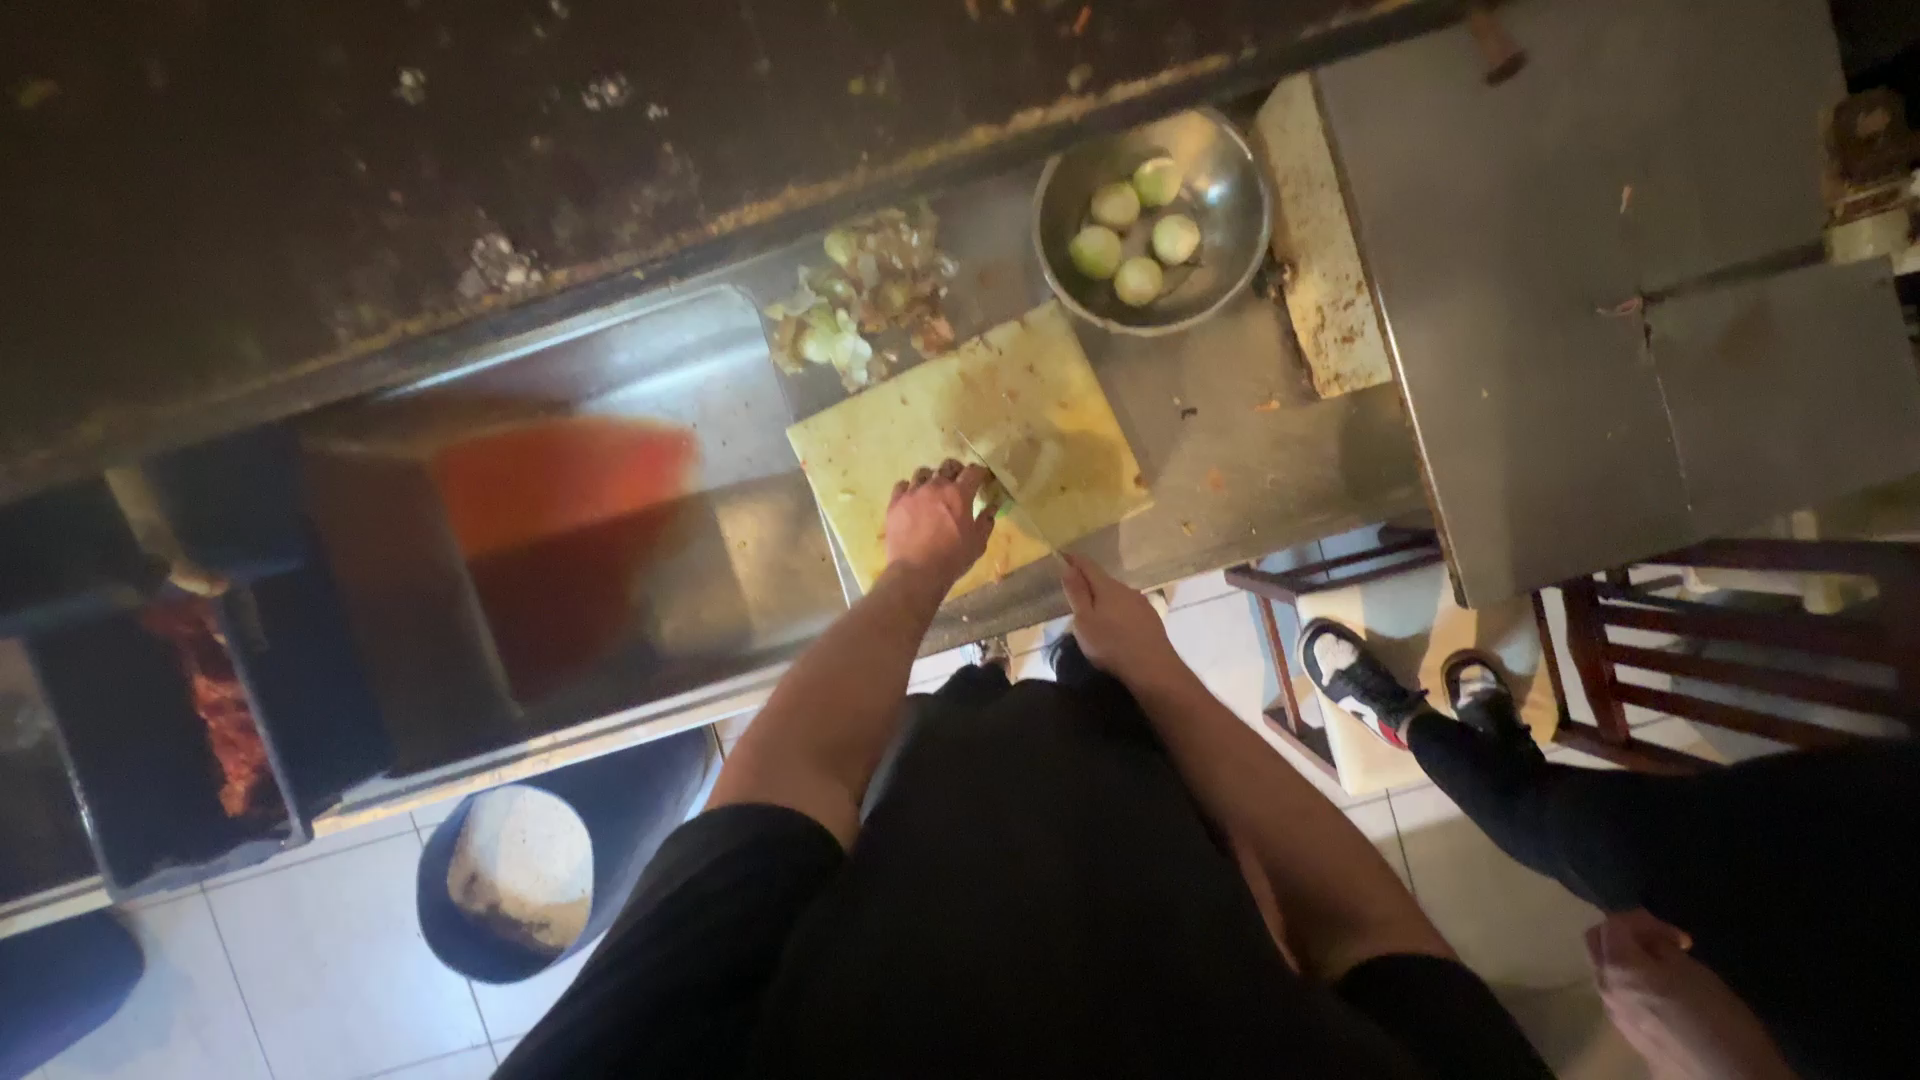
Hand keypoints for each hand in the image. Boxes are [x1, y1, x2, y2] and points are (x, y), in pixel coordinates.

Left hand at [885, 459, 995, 587]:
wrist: (916, 572)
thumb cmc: (952, 559)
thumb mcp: (977, 544)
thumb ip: (986, 522)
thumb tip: (992, 507)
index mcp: (959, 494)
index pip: (973, 471)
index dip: (980, 472)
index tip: (982, 478)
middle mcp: (936, 487)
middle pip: (947, 465)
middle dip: (956, 470)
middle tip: (958, 481)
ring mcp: (913, 493)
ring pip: (923, 472)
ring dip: (931, 477)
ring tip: (932, 489)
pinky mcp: (895, 503)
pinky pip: (902, 485)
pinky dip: (909, 488)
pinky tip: (912, 499)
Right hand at [1059, 553, 1181, 682]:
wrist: (1153, 667)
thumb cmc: (1111, 644)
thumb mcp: (1084, 621)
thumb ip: (1076, 593)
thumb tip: (1068, 568)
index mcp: (1107, 587)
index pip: (1087, 565)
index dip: (1073, 559)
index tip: (1063, 556)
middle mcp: (1126, 589)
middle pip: (1103, 580)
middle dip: (1088, 582)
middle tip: (1074, 591)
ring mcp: (1141, 603)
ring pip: (1117, 595)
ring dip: (1104, 598)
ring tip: (1095, 612)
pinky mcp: (1151, 618)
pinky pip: (1128, 607)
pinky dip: (1118, 610)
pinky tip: (1116, 625)